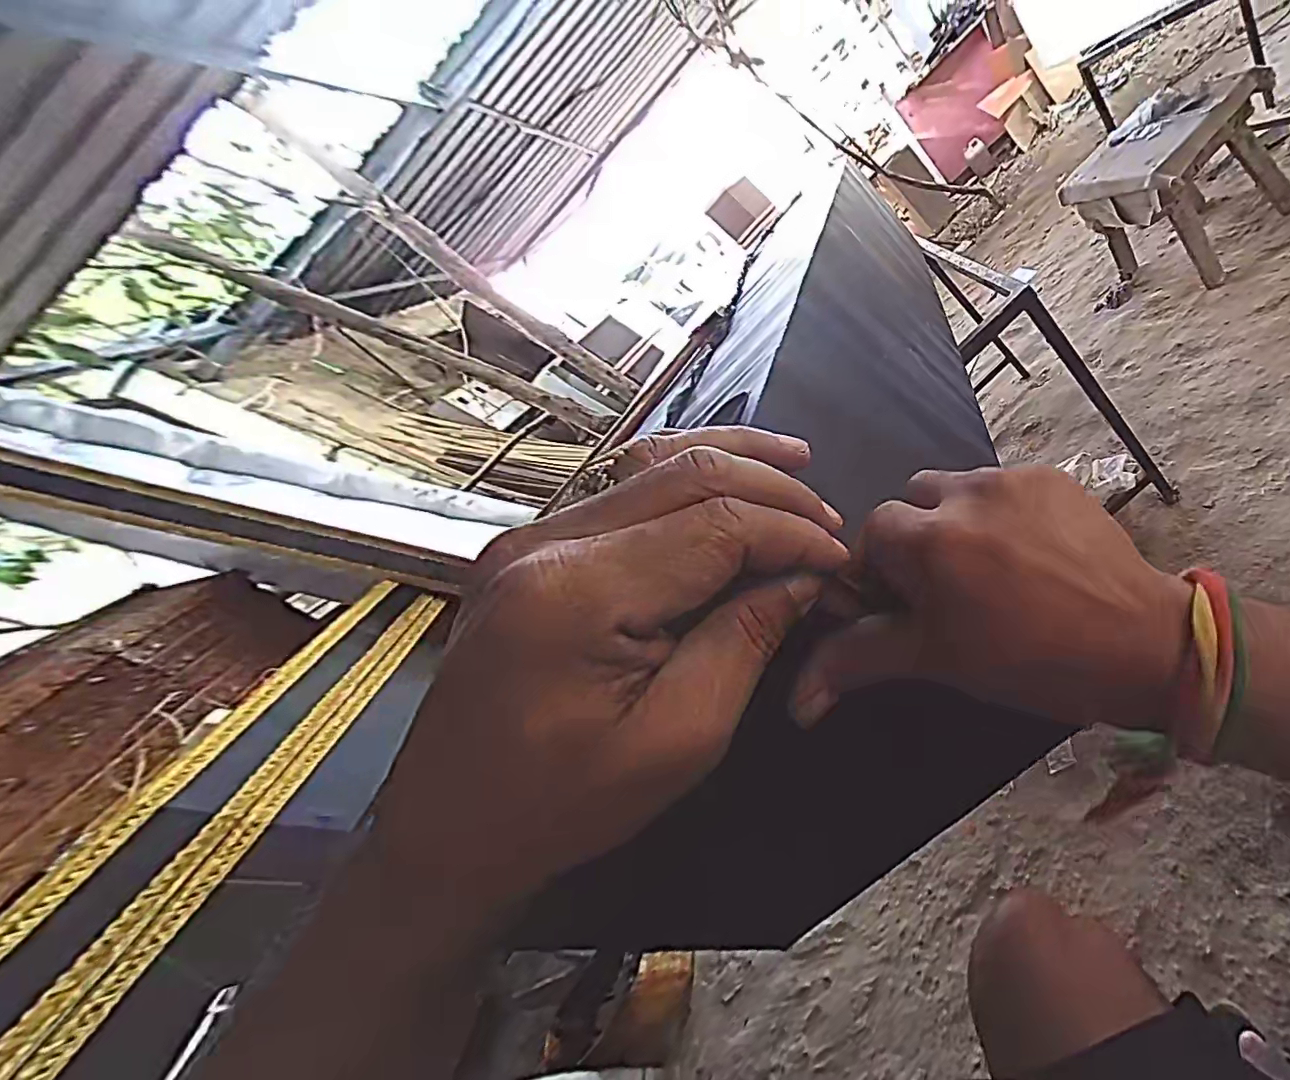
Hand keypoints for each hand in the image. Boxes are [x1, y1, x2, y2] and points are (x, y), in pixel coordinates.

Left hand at [369, 428, 848, 920]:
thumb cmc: (564, 802)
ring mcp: (533, 537)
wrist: (452, 828)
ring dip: (734, 459)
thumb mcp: (680, 737)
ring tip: (794, 461)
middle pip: (687, 476)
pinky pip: (627, 487)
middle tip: (829, 520)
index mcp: (578, 595)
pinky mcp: (537, 547)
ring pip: (654, 462)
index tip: (837, 557)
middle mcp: (548, 544)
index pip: (715, 526)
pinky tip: (729, 472)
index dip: (790, 534)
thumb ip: (745, 641)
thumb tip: (801, 578)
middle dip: (773, 490)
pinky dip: (691, 477)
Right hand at [793, 466, 1192, 732]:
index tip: (899, 603)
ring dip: (954, 522)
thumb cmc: (1032, 660)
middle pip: (911, 502)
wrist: (1140, 643)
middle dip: (915, 539)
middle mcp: (966, 493)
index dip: (878, 569)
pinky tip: (1024, 553)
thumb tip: (798, 701)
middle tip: (943, 587)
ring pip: (955, 489)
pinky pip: (1001, 486)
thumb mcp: (939, 660)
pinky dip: (997, 513)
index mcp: (931, 538)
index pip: (872, 532)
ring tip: (985, 568)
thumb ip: (861, 661)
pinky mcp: (1050, 477)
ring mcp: (1013, 479)